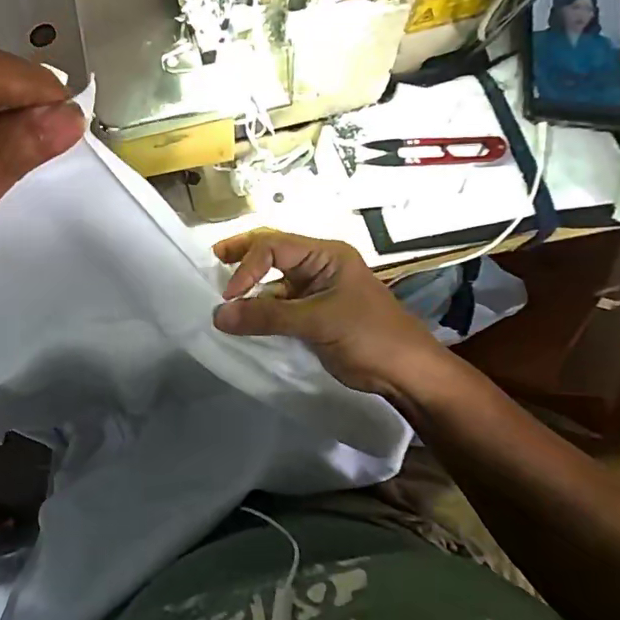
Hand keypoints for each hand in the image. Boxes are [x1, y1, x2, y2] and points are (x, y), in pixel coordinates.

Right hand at [212, 229, 448, 396]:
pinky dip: (258, 311)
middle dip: (242, 257)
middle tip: (212, 260)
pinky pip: (278, 306)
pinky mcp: (312, 316)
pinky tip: (241, 319)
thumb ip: (267, 316)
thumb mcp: (318, 322)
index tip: (229, 294)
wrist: (407, 374)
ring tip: (221, 298)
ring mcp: (315, 291)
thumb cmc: (370, 337)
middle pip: (272, 253)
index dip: (247, 265)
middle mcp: (318, 267)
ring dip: (248, 289)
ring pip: (272, 282)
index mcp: (326, 255)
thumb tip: (218, 315)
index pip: (274, 246)